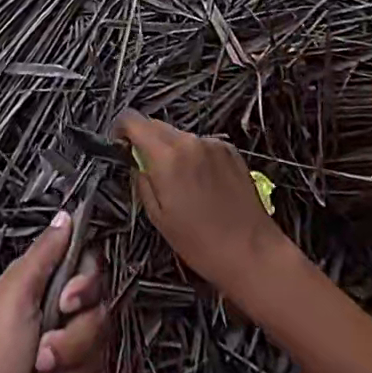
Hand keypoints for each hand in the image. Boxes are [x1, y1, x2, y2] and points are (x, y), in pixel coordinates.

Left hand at [0, 210, 109, 372]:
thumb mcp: (13, 296)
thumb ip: (44, 255)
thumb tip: (65, 215)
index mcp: (39, 284)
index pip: (88, 269)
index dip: (85, 288)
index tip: (66, 303)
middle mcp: (54, 312)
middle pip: (98, 314)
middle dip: (71, 341)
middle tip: (40, 354)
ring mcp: (62, 348)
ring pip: (96, 351)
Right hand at [112, 109, 290, 296]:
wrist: (252, 252)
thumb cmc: (198, 241)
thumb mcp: (157, 216)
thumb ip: (141, 180)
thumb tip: (136, 162)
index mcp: (166, 156)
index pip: (133, 120)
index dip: (121, 128)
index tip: (119, 145)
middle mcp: (190, 141)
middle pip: (156, 124)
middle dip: (145, 139)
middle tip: (146, 167)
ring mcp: (213, 144)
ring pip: (179, 135)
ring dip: (170, 148)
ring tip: (178, 181)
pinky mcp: (231, 151)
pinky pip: (201, 144)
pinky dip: (193, 155)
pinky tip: (201, 182)